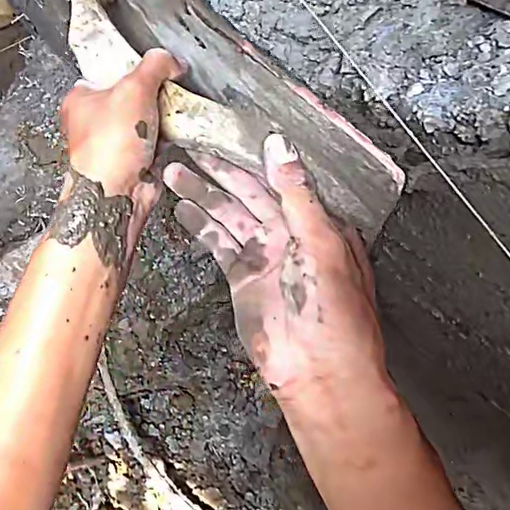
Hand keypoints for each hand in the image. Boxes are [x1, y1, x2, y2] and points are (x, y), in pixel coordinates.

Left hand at [60, 46, 182, 210]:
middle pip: (134, 94)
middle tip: (162, 93)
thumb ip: (154, 66)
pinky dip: (168, 139)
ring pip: (149, 118)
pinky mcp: (135, 160)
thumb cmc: (107, 149)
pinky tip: (169, 138)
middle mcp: (95, 121)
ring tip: (166, 117)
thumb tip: (169, 59)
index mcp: (81, 99)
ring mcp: (116, 142)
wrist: (117, 195)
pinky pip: (158, 140)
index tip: (152, 65)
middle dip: (153, 95)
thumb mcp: (133, 89)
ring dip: (163, 118)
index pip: (110, 70)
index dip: (133, 66)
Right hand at [163, 135, 383, 395]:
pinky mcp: (244, 278)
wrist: (318, 372)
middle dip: (218, 172)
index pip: (279, 178)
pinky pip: (219, 244)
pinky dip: (201, 226)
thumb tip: (280, 149)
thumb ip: (297, 195)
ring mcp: (265, 255)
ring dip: (202, 194)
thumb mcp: (321, 244)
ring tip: (174, 174)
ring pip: (228, 215)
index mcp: (316, 221)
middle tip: (189, 150)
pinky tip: (184, 210)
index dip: (252, 157)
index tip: (225, 137)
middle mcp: (290, 234)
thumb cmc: (334, 315)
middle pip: (248, 193)